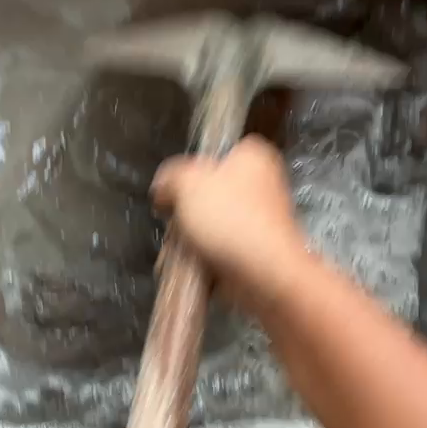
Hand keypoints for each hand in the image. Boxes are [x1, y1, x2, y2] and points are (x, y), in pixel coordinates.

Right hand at [150, 136, 315, 314]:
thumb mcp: (188, 183)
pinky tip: (188, 266)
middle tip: (173, 221)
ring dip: (189, 239)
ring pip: (211, 224)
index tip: (176, 187)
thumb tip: (163, 188)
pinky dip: (202, 258)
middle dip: (186, 210)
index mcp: (253, 158)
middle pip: (209, 192)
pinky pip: (219, 250)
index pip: (218, 153)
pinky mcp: (255, 252)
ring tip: (176, 250)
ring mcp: (260, 221)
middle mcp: (261, 186)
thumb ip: (170, 176)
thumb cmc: (229, 219)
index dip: (192, 168)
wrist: (264, 274)